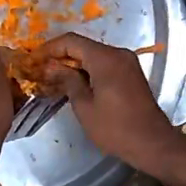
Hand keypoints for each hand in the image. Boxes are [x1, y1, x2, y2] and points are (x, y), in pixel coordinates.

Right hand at [43, 33, 182, 170]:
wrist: (152, 143)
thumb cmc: (115, 128)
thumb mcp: (84, 106)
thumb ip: (67, 81)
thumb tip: (52, 68)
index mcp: (106, 58)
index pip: (71, 41)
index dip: (50, 48)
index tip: (34, 59)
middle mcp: (118, 54)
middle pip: (83, 47)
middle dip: (60, 57)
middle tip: (40, 71)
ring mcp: (127, 63)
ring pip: (94, 56)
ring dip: (74, 65)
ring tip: (53, 79)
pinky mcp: (131, 74)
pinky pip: (104, 65)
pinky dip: (88, 71)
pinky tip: (74, 84)